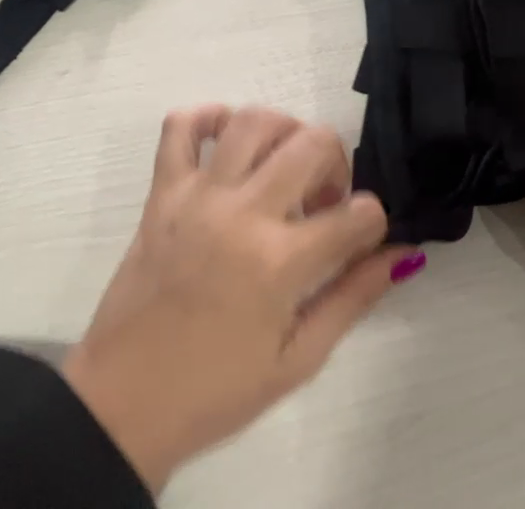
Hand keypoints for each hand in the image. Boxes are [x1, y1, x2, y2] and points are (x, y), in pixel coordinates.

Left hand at [61, 106, 424, 490]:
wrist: (120, 406)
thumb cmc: (215, 392)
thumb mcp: (298, 359)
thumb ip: (354, 297)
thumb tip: (404, 255)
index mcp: (280, 262)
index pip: (358, 213)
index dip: (374, 224)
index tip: (360, 241)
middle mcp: (241, 214)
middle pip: (313, 144)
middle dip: (338, 166)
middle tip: (324, 204)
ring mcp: (196, 197)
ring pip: (254, 121)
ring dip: (286, 134)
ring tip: (284, 170)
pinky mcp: (160, 195)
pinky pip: (179, 128)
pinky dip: (208, 117)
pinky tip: (228, 141)